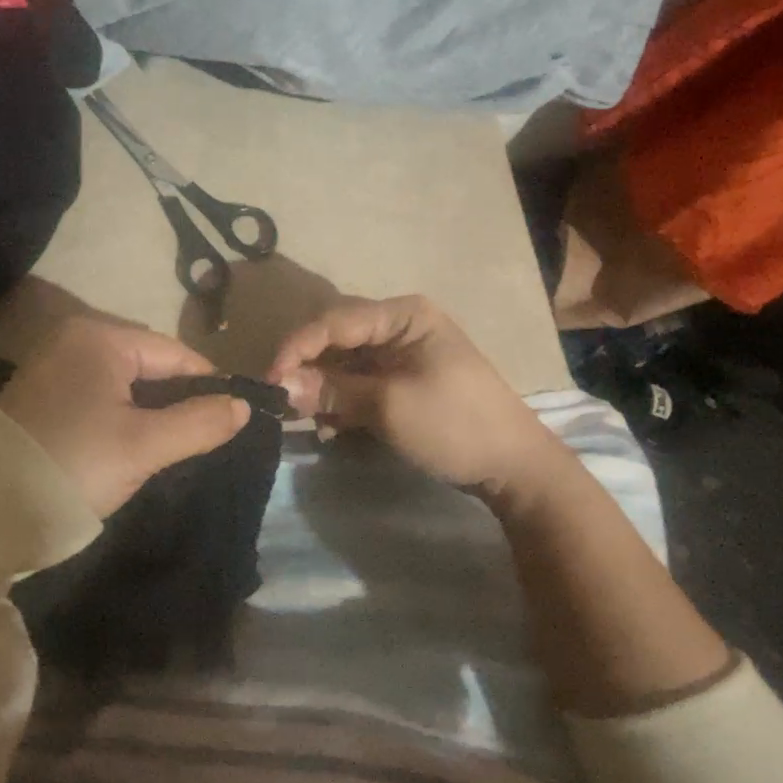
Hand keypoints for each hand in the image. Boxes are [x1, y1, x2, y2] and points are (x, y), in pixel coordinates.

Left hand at [0, 317, 251, 515]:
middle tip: (199, 438)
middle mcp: (72, 338)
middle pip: (147, 363)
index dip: (208, 385)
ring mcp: (50, 364)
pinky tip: (127, 444)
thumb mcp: (144, 445)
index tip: (232, 418)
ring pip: (121, 381)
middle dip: (175, 398)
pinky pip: (95, 393)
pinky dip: (117, 413)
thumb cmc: (76, 464)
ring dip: (146, 409)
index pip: (174, 353)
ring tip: (168, 445)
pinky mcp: (38, 392)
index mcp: (99, 336)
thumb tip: (243, 406)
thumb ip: (199, 422)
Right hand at [267, 296, 569, 494]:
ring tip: (308, 420)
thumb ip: (332, 391)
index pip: (334, 320)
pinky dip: (339, 402)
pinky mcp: (400, 382)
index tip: (269, 381)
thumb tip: (277, 386)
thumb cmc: (454, 424)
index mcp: (403, 315)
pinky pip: (357, 383)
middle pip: (336, 338)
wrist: (513, 467)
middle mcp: (399, 325)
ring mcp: (400, 354)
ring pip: (342, 363)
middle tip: (283, 400)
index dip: (297, 347)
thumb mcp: (388, 407)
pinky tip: (330, 429)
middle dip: (307, 368)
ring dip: (321, 390)